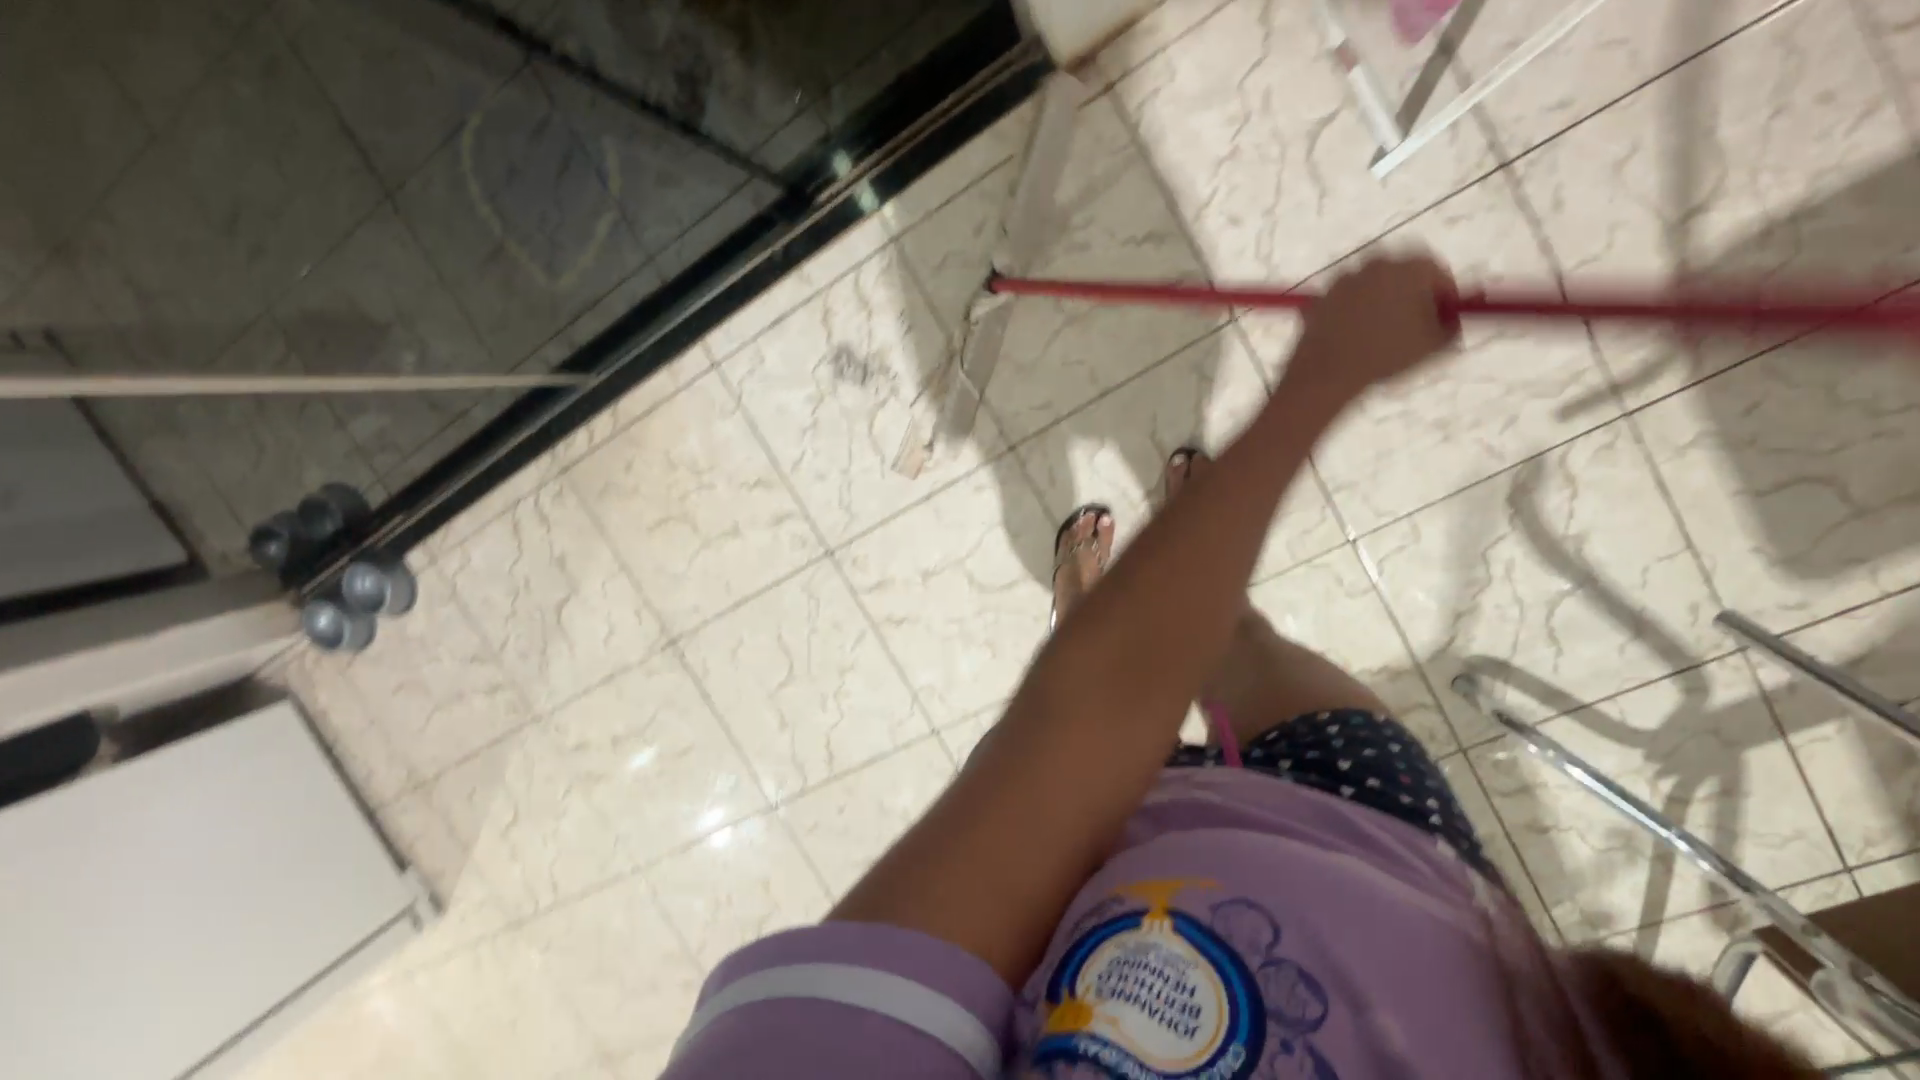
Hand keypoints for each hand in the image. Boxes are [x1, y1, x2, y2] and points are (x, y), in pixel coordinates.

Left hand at [1282, 252, 1459, 404]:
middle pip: (1405, 272)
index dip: (1445, 293)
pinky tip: (1357, 335)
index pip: (1438, 271)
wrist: (1328, 371)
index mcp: (1410, 268)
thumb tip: (1454, 317)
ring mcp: (1346, 276)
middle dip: (1414, 292)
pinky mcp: (1323, 293)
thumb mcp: (1434, 344)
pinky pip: (1349, 297)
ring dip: (1384, 299)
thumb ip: (1453, 324)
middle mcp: (1378, 262)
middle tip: (1416, 321)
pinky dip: (1356, 309)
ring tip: (1384, 332)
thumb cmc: (1386, 355)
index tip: (1445, 314)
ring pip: (1375, 283)